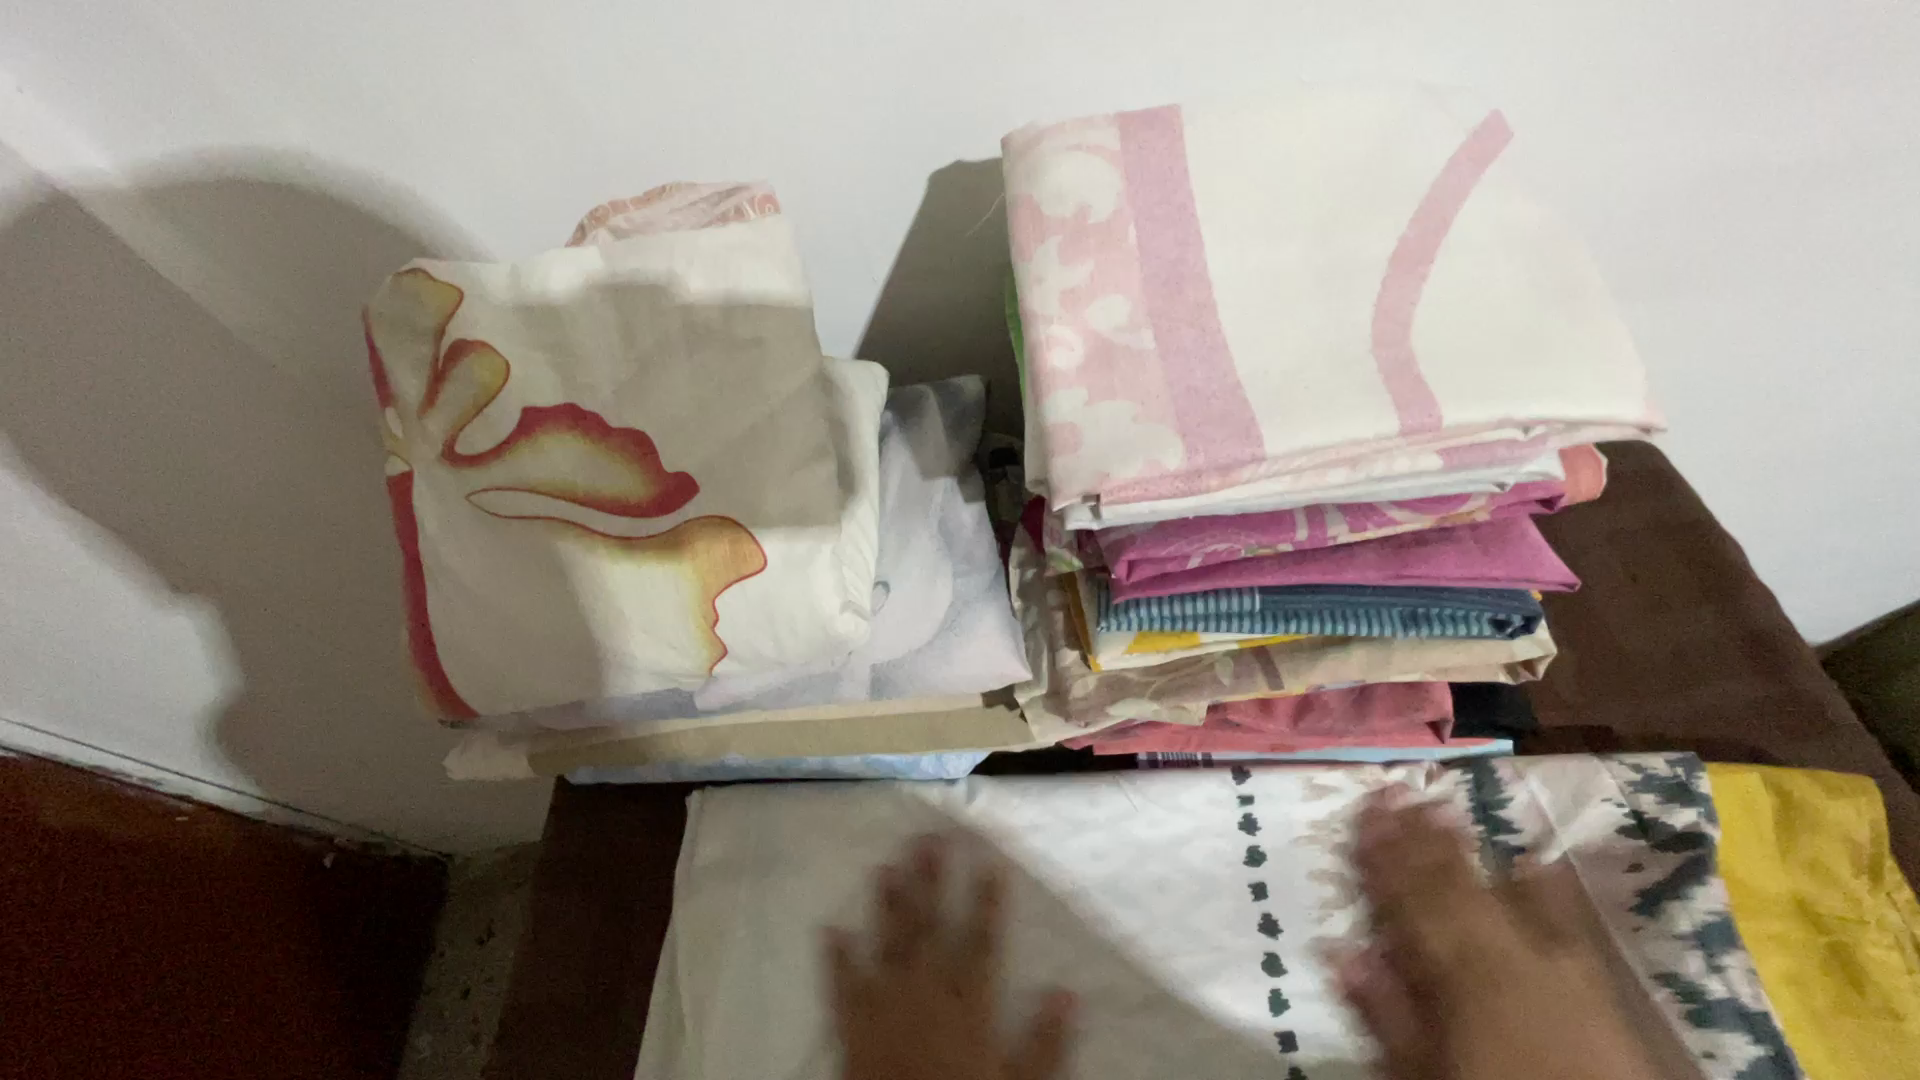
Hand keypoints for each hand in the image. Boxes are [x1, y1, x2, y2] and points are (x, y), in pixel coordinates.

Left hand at [825, 835, 1077, 1079]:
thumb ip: (1044, 1042)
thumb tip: (1068, 993)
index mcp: (967, 1004)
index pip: (982, 941)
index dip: (987, 901)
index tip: (990, 861)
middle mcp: (925, 993)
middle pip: (930, 927)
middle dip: (930, 881)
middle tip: (927, 839)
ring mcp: (885, 1006)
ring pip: (888, 943)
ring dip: (887, 904)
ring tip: (886, 866)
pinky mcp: (853, 1026)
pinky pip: (841, 987)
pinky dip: (835, 958)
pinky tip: (829, 927)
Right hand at [1338, 790, 1660, 1079]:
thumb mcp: (1422, 1068)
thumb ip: (1386, 1010)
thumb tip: (1342, 951)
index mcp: (1457, 972)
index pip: (1407, 900)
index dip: (1381, 854)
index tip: (1362, 812)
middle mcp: (1502, 954)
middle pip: (1449, 885)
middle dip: (1416, 836)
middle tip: (1393, 790)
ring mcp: (1552, 962)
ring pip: (1496, 891)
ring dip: (1466, 848)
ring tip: (1441, 805)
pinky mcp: (1591, 979)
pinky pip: (1563, 921)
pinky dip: (1544, 887)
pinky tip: (1532, 857)